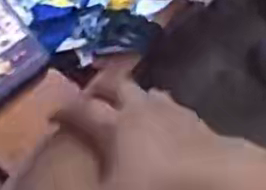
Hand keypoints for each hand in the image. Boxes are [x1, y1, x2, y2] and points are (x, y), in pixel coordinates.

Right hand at [45, 77, 231, 188]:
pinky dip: (154, 107)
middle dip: (101, 87)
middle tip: (87, 94)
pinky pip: (167, 104)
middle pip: (120, 86)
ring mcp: (172, 109)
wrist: (213, 176)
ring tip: (120, 104)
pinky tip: (156, 120)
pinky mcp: (192, 118)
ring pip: (146, 91)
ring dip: (130, 95)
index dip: (66, 110)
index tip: (51, 113)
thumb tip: (56, 183)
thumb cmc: (153, 189)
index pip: (85, 111)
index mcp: (117, 126)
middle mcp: (143, 108)